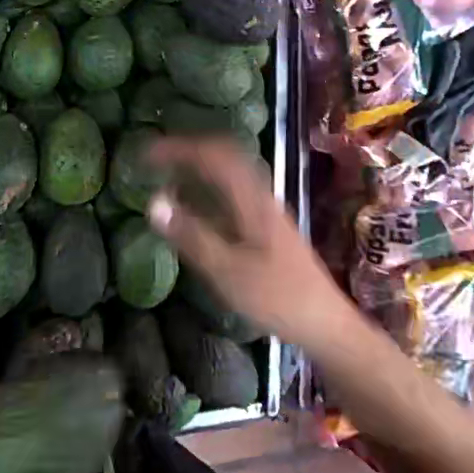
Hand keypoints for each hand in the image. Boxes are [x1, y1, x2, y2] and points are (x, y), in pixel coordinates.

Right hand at [145, 137, 352, 347]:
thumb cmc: (277, 297)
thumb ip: (190, 235)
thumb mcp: (227, 271)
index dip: (179, 148)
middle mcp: (260, 195)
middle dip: (188, 150)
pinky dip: (208, 187)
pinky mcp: (267, 225)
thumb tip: (153, 202)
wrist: (326, 324)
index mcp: (252, 199)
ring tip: (168, 175)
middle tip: (156, 158)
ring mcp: (266, 209)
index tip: (147, 153)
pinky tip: (194, 207)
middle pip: (224, 155)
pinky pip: (233, 190)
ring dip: (199, 166)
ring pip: (230, 172)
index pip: (213, 155)